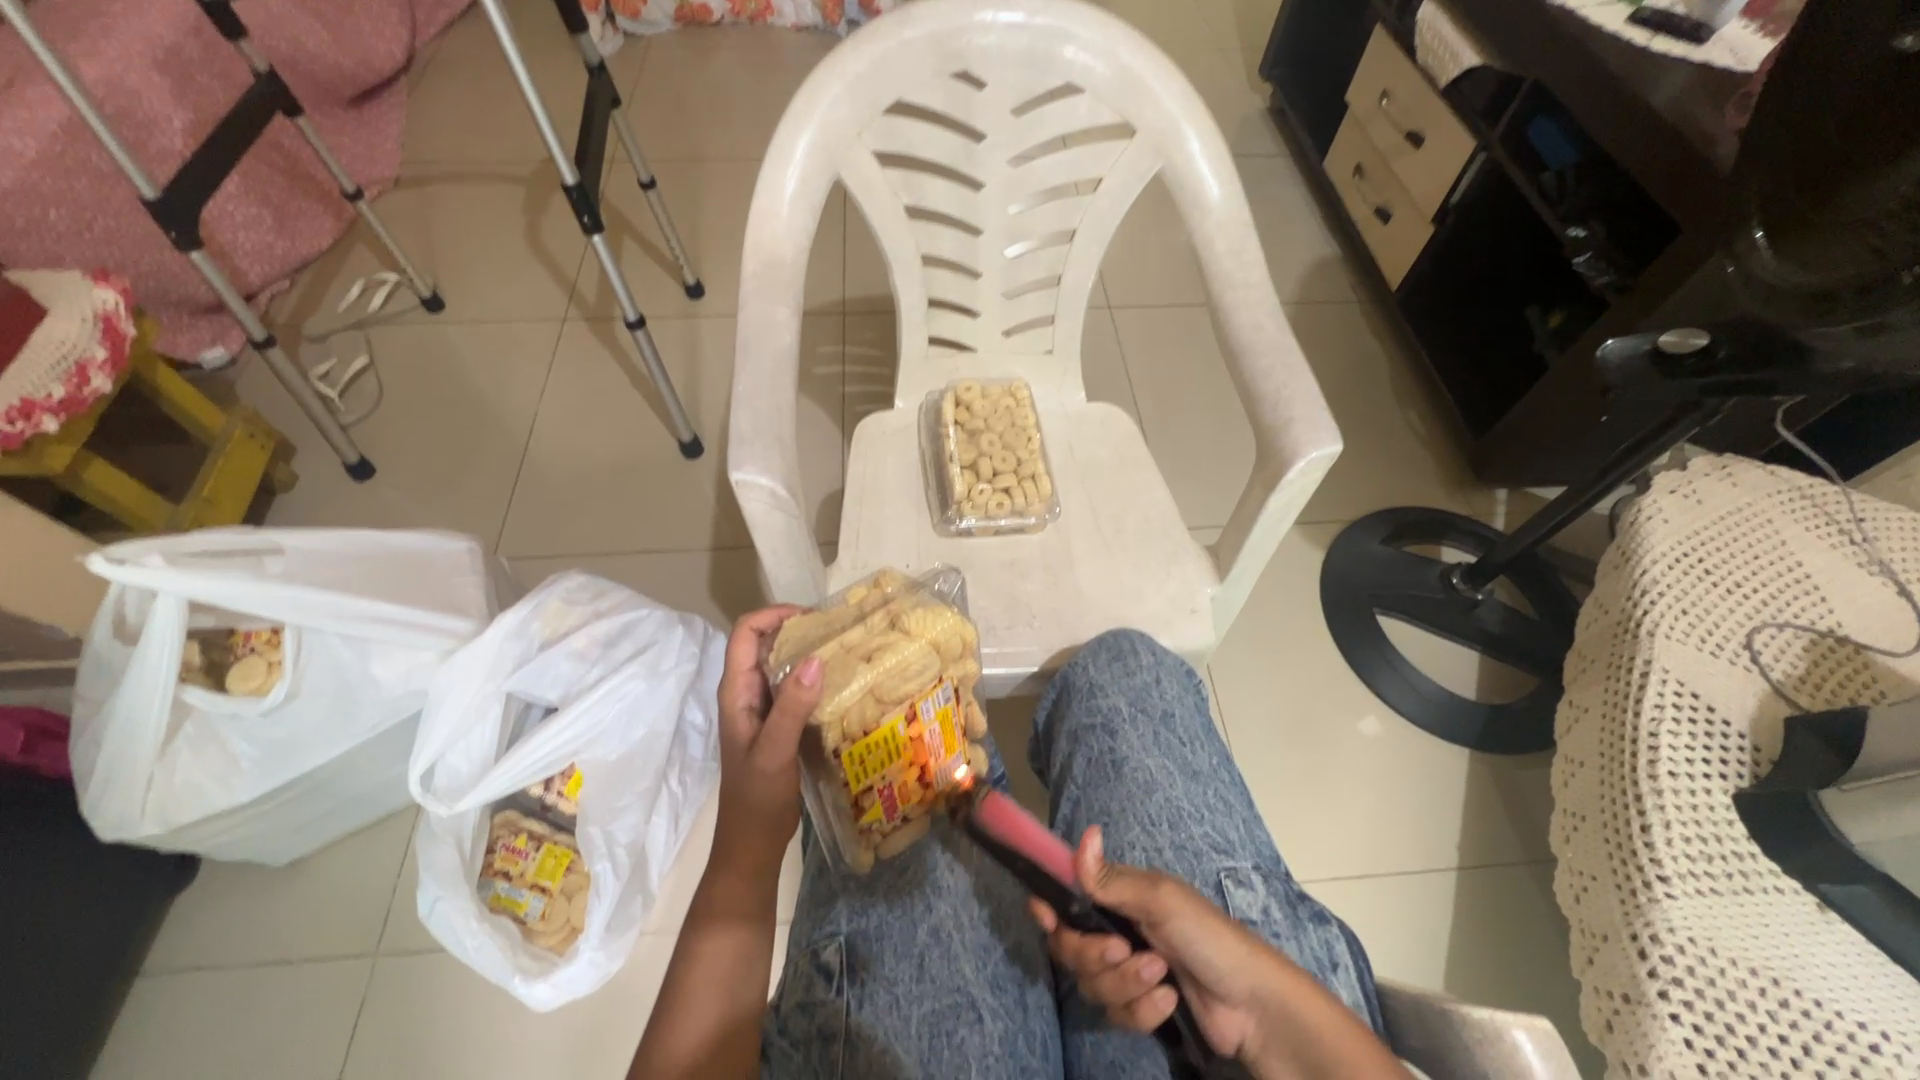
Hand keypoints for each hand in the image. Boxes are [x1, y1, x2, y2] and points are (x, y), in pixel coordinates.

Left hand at [712, 606, 822, 877]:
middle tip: (839, 631)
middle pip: (766, 643)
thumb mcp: (775, 751)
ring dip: (809, 654)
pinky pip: (796, 690)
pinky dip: (816, 680)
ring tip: (847, 651)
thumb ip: (792, 707)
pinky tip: (844, 686)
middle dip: (798, 630)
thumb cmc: (757, 798)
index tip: (813, 618)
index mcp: (736, 692)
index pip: (746, 633)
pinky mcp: (780, 725)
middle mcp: (747, 694)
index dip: (774, 615)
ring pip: (782, 666)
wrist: (753, 842)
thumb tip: (815, 659)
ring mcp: (764, 710)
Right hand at [1029, 827, 1292, 1063]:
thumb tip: (1085, 834)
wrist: (1251, 1003)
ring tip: (1161, 975)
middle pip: (1071, 948)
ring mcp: (1127, 973)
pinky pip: (1116, 1015)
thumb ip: (1112, 878)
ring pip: (1092, 985)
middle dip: (1094, 954)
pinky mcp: (1139, 1008)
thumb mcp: (1161, 899)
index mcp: (1119, 899)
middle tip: (1127, 950)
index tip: (1044, 916)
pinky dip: (1142, 1011)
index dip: (1049, 909)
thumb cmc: (1208, 936)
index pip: (1068, 899)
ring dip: (1125, 984)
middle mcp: (1117, 932)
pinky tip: (1169, 1002)